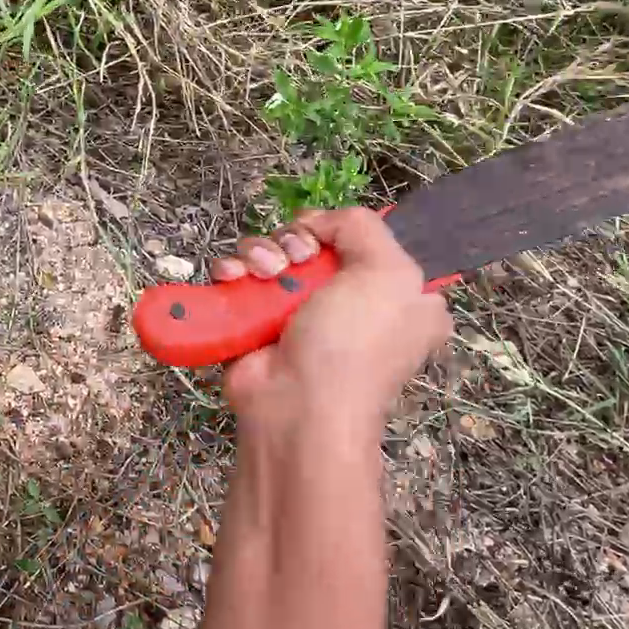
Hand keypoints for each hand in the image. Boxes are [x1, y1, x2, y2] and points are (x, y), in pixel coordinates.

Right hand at [211, 208, 449, 437]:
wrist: (296, 404)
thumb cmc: (353, 344)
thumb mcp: (390, 275)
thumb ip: (363, 226)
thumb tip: (317, 223)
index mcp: (397, 294)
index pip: (364, 238)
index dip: (339, 230)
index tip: (327, 240)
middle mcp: (347, 300)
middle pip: (310, 240)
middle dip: (293, 241)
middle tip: (293, 261)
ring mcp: (297, 311)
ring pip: (269, 254)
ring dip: (258, 254)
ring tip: (258, 274)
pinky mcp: (254, 319)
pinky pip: (238, 276)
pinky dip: (231, 272)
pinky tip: (232, 280)